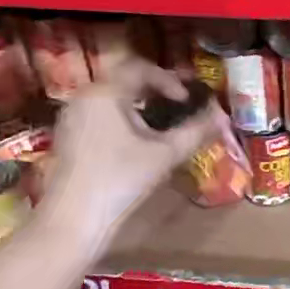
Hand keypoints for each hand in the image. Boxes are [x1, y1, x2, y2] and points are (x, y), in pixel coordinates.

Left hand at [33, 59, 223, 247]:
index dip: (169, 80)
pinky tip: (138, 145)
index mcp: (105, 93)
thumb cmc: (120, 180)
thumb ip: (195, 131)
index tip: (187, 101)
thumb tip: (221, 117)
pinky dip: (123, 121)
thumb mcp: (164, 154)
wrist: (73, 221)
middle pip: (124, 81)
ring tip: (163, 128)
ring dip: (140, 107)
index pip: (140, 67)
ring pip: (111, 100)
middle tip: (180, 108)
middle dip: (155, 92)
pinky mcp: (68, 138)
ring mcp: (72, 118)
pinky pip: (100, 116)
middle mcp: (84, 97)